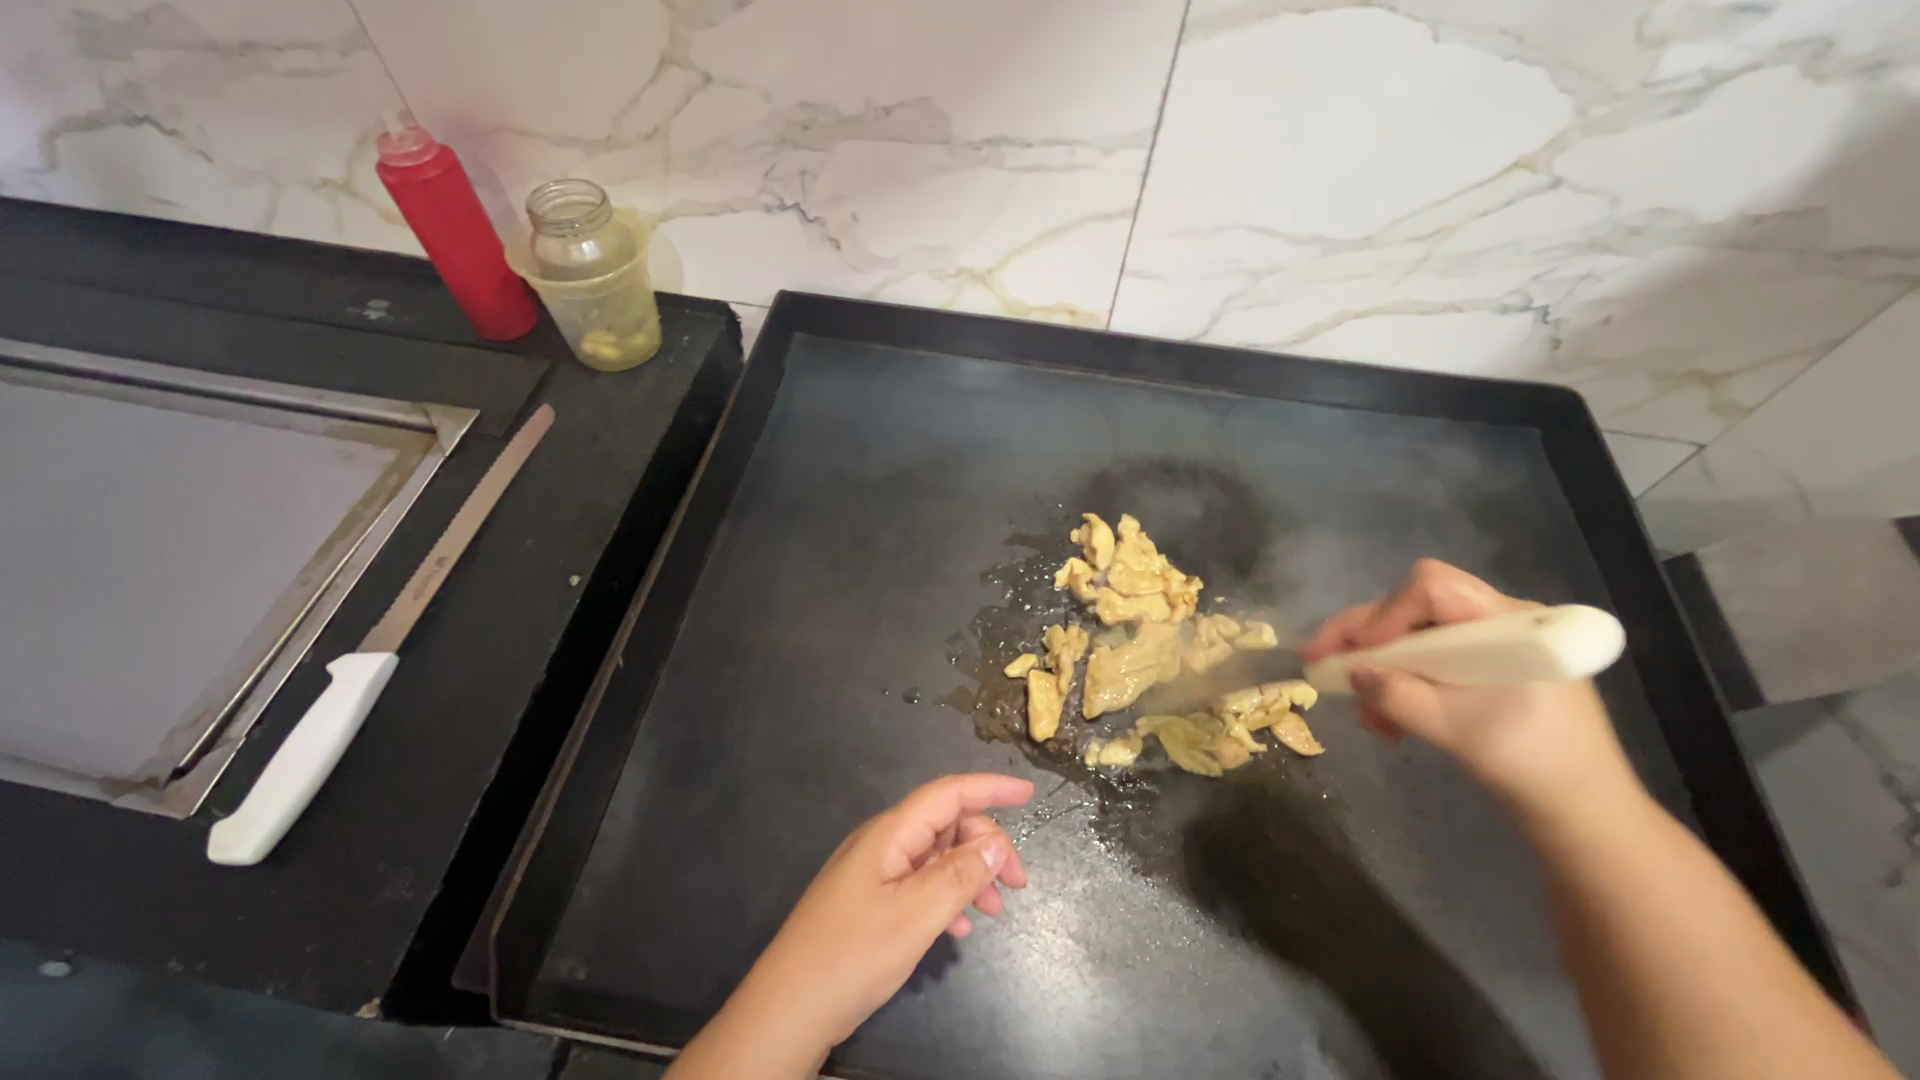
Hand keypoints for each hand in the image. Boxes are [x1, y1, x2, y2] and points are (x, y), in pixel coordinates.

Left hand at [671, 774, 1033, 1078]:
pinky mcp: (868, 900)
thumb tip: (995, 843)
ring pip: (935, 856)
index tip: (1028, 792)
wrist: (788, 1008)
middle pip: (945, 824)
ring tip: (994, 911)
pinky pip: (918, 883)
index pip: (948, 793)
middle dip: (986, 845)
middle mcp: (881, 843)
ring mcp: (872, 872)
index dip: (990, 787)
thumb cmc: (853, 955)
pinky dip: (945, 897)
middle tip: (1017, 885)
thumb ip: (959, 876)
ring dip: (969, 875)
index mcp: (890, 834)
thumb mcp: (916, 916)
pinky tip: (958, 929)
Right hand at [1300, 559, 1638, 815]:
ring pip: (1415, 636)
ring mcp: (1492, 645)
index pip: (1431, 587)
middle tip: (1318, 664)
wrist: (1582, 810)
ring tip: (1364, 714)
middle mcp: (1498, 621)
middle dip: (1364, 639)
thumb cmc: (1529, 763)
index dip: (1386, 613)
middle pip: (1414, 607)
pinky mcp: (1487, 669)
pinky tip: (1388, 719)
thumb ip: (1397, 696)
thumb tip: (1352, 673)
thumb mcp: (1454, 729)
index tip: (1358, 653)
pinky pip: (1430, 659)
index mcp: (1506, 623)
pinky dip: (1402, 683)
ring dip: (1380, 669)